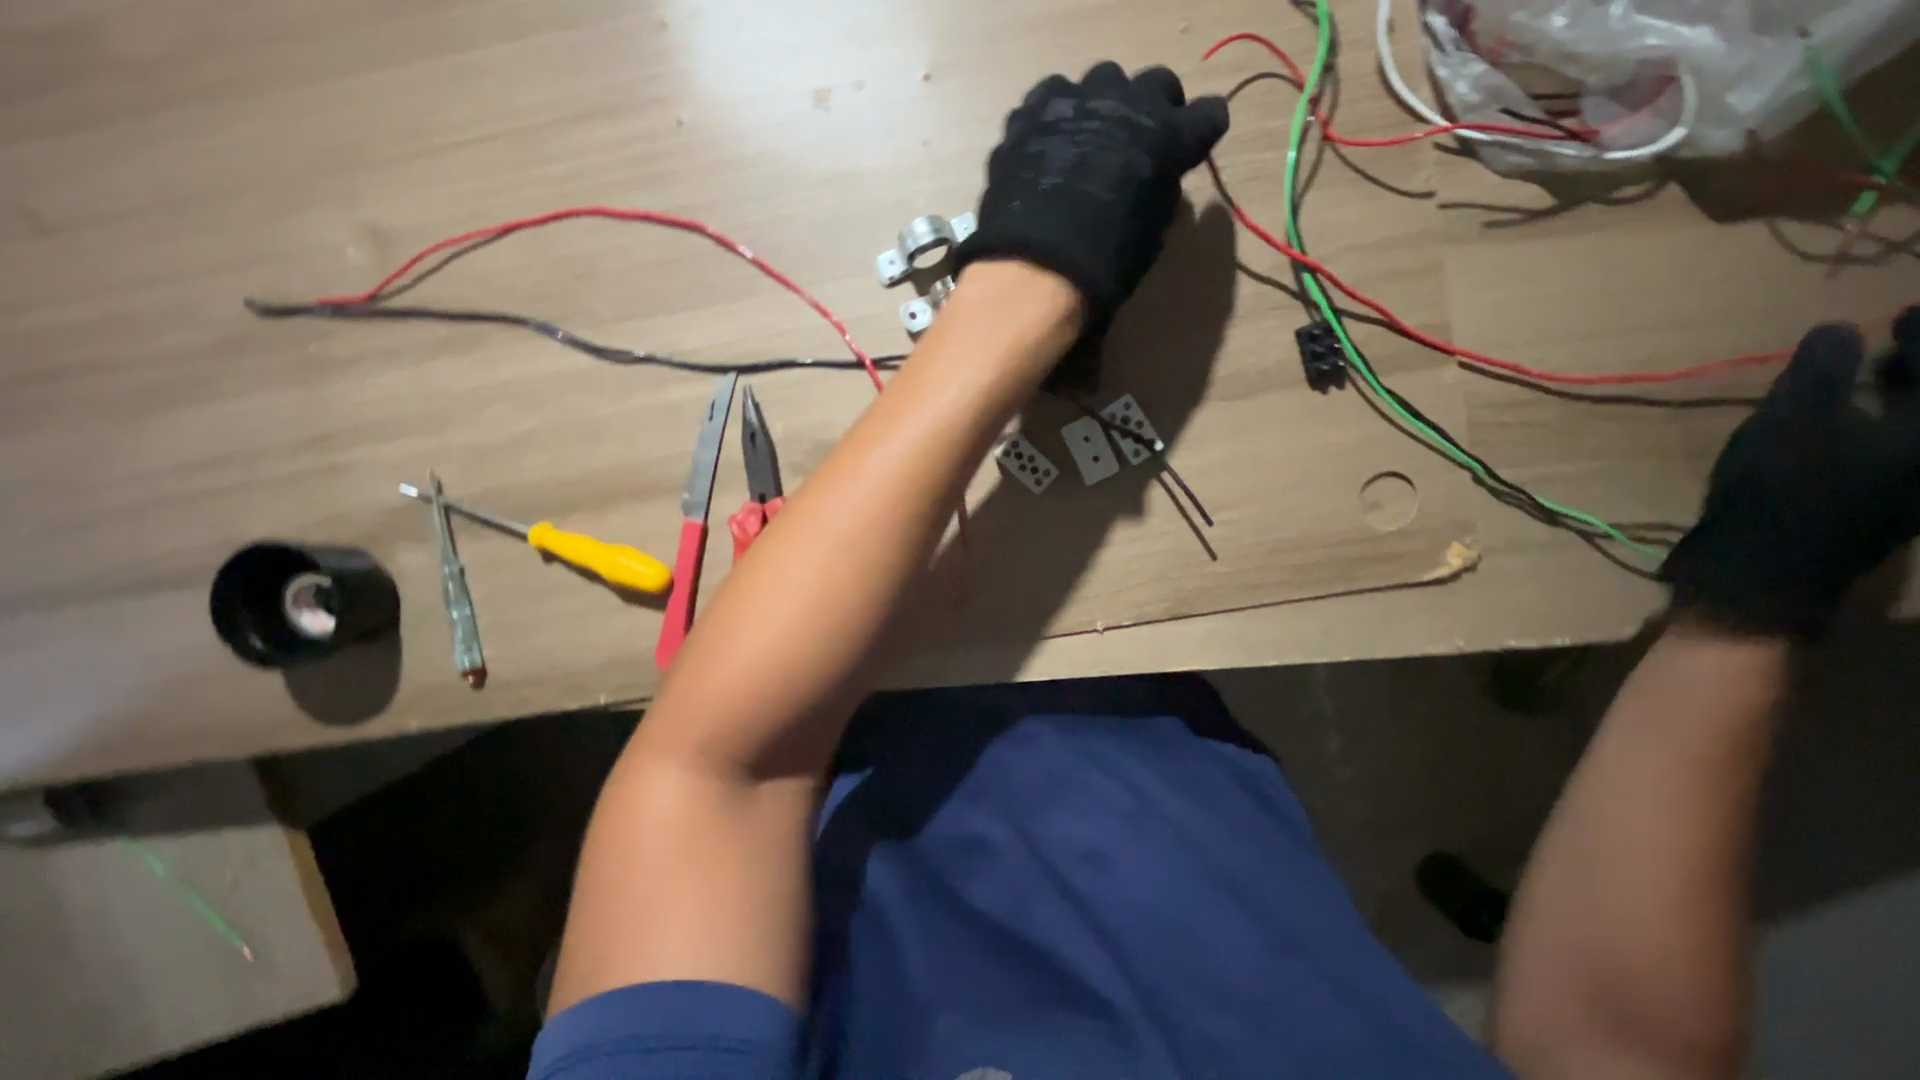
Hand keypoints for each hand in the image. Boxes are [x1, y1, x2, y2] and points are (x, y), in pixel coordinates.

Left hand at [954, 62, 1228, 346]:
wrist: (1037, 262)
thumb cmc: (1107, 257)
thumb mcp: (1152, 229)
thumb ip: (1160, 188)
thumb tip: (1156, 176)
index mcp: (1171, 135)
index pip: (1208, 113)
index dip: (1201, 129)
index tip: (1192, 143)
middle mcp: (1130, 102)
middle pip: (1154, 84)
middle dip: (1152, 106)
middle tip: (1139, 137)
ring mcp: (1078, 99)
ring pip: (1100, 81)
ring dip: (1102, 104)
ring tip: (1087, 137)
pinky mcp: (1032, 110)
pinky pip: (1051, 96)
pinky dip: (1055, 114)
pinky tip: (1047, 141)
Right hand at [1662, 312, 1919, 637]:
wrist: (1763, 570)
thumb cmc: (1785, 486)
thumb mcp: (1795, 415)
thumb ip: (1825, 367)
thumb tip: (1840, 329)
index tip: (1901, 313)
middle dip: (1919, 367)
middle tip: (1898, 339)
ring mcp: (1916, 491)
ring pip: (1919, 431)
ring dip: (1906, 397)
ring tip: (1878, 375)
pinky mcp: (1888, 511)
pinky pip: (1903, 456)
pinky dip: (1888, 429)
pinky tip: (1853, 423)